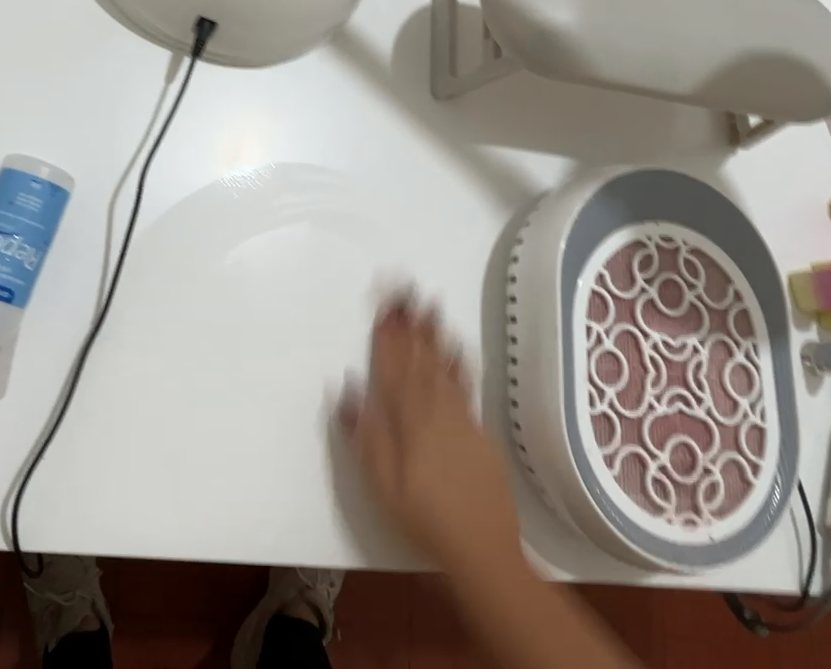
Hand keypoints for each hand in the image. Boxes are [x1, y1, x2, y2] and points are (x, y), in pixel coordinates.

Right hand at [340, 290, 523, 580]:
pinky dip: (457, 357)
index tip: (382, 303)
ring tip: (428, 301)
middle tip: (404, 285)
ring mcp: (460, 416)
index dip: (386, 334)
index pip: (392, 365)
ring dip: (433, 331)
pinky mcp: (478, 428)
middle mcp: (434, 408)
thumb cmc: (422, 515)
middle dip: (410, 320)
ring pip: (442, 363)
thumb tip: (348, 386)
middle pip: (418, 356)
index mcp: (406, 418)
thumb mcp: (381, 481)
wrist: (482, 546)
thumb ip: (365, 431)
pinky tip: (455, 345)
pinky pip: (464, 380)